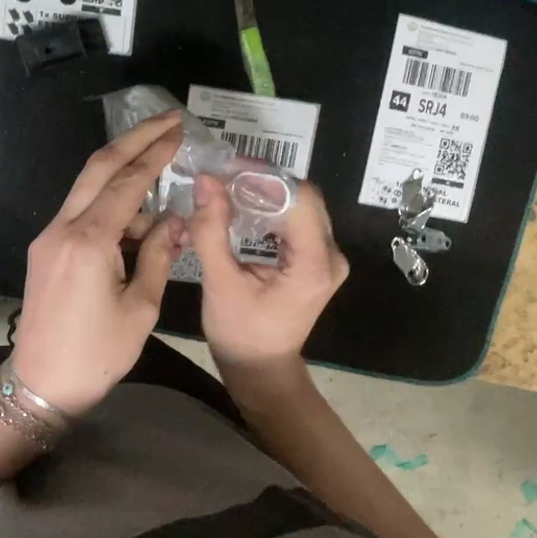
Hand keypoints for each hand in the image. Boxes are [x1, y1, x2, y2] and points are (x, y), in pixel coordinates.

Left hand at [10, 112, 188, 414]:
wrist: (40, 386)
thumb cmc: (97, 355)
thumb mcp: (141, 308)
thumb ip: (159, 256)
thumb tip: (174, 222)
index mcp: (89, 241)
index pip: (127, 183)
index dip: (155, 154)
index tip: (179, 131)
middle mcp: (62, 229)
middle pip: (98, 168)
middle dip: (133, 140)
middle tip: (167, 121)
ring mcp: (48, 238)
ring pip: (87, 190)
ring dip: (124, 180)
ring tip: (163, 198)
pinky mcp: (45, 251)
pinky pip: (80, 214)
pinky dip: (109, 208)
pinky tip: (137, 223)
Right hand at [187, 173, 348, 373]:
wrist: (261, 368)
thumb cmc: (240, 333)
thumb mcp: (219, 283)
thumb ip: (212, 231)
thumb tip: (205, 182)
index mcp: (314, 264)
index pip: (298, 199)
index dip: (264, 177)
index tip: (227, 168)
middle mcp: (331, 256)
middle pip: (303, 198)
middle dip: (263, 182)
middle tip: (223, 176)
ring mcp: (329, 258)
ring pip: (301, 205)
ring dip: (266, 193)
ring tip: (229, 188)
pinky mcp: (318, 259)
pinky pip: (298, 221)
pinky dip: (272, 209)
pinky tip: (244, 208)